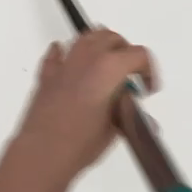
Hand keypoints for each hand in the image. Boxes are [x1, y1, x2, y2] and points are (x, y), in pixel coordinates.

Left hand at [8, 29, 156, 182]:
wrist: (43, 153)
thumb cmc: (83, 142)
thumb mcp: (116, 128)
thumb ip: (126, 111)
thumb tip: (133, 110)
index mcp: (108, 67)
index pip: (138, 54)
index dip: (149, 70)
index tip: (147, 90)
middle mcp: (86, 58)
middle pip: (111, 38)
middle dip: (125, 53)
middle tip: (129, 77)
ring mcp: (63, 64)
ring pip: (85, 38)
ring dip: (99, 47)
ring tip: (105, 70)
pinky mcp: (46, 75)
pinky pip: (57, 54)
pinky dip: (66, 55)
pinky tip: (71, 66)